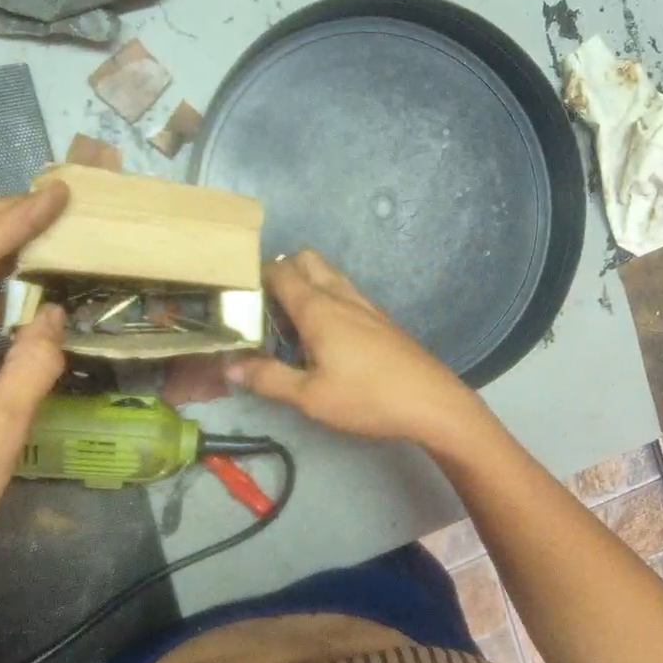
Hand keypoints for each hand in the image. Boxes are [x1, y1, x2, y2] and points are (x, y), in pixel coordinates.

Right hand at [226, 250, 490, 452]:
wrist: (432, 403)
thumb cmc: (367, 398)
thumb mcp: (309, 397)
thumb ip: (268, 378)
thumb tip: (229, 366)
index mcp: (318, 308)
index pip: (279, 271)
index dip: (253, 277)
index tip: (236, 297)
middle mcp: (340, 296)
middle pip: (306, 260)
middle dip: (281, 272)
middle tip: (264, 308)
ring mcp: (364, 305)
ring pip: (328, 275)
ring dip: (305, 285)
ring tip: (289, 324)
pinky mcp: (380, 319)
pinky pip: (345, 293)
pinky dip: (326, 300)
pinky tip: (323, 337)